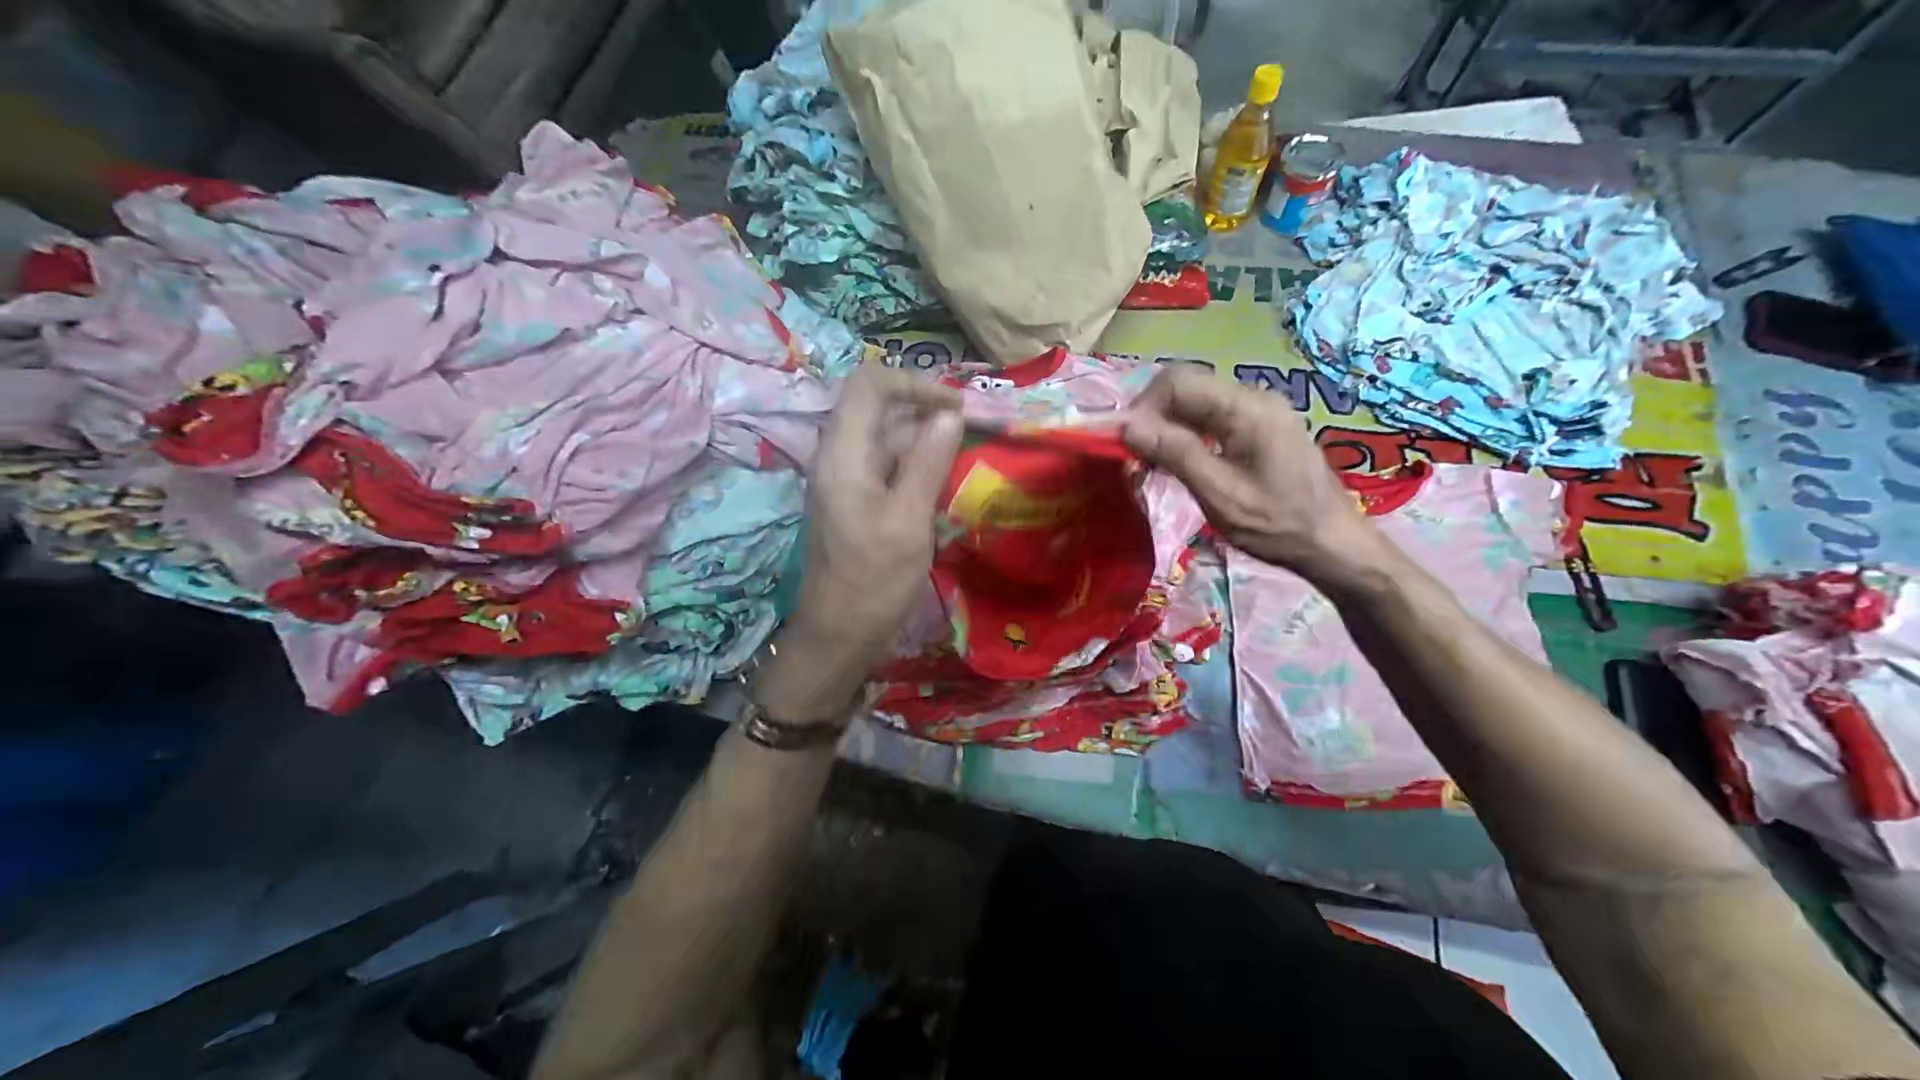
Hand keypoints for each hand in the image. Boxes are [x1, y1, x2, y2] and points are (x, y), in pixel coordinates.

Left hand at [755, 364, 963, 723]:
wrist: (839, 635)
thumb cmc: (873, 582)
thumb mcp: (908, 521)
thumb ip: (927, 463)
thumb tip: (949, 414)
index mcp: (843, 453)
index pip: (869, 384)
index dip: (914, 383)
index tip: (956, 407)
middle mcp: (838, 456)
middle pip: (880, 408)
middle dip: (927, 411)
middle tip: (973, 432)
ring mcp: (846, 478)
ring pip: (887, 438)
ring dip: (926, 440)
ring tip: (968, 457)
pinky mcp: (856, 499)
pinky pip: (888, 465)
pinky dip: (917, 465)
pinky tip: (946, 483)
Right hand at [1123, 366, 1381, 582]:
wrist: (1332, 544)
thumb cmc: (1277, 524)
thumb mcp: (1220, 493)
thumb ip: (1175, 454)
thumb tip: (1128, 426)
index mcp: (1248, 408)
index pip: (1178, 382)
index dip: (1143, 408)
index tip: (1126, 445)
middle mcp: (1254, 398)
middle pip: (1186, 388)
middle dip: (1152, 418)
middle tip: (1134, 458)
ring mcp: (1259, 412)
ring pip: (1195, 404)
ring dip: (1166, 429)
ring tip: (1151, 465)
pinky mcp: (1259, 429)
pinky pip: (1211, 419)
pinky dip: (1186, 436)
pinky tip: (1178, 464)